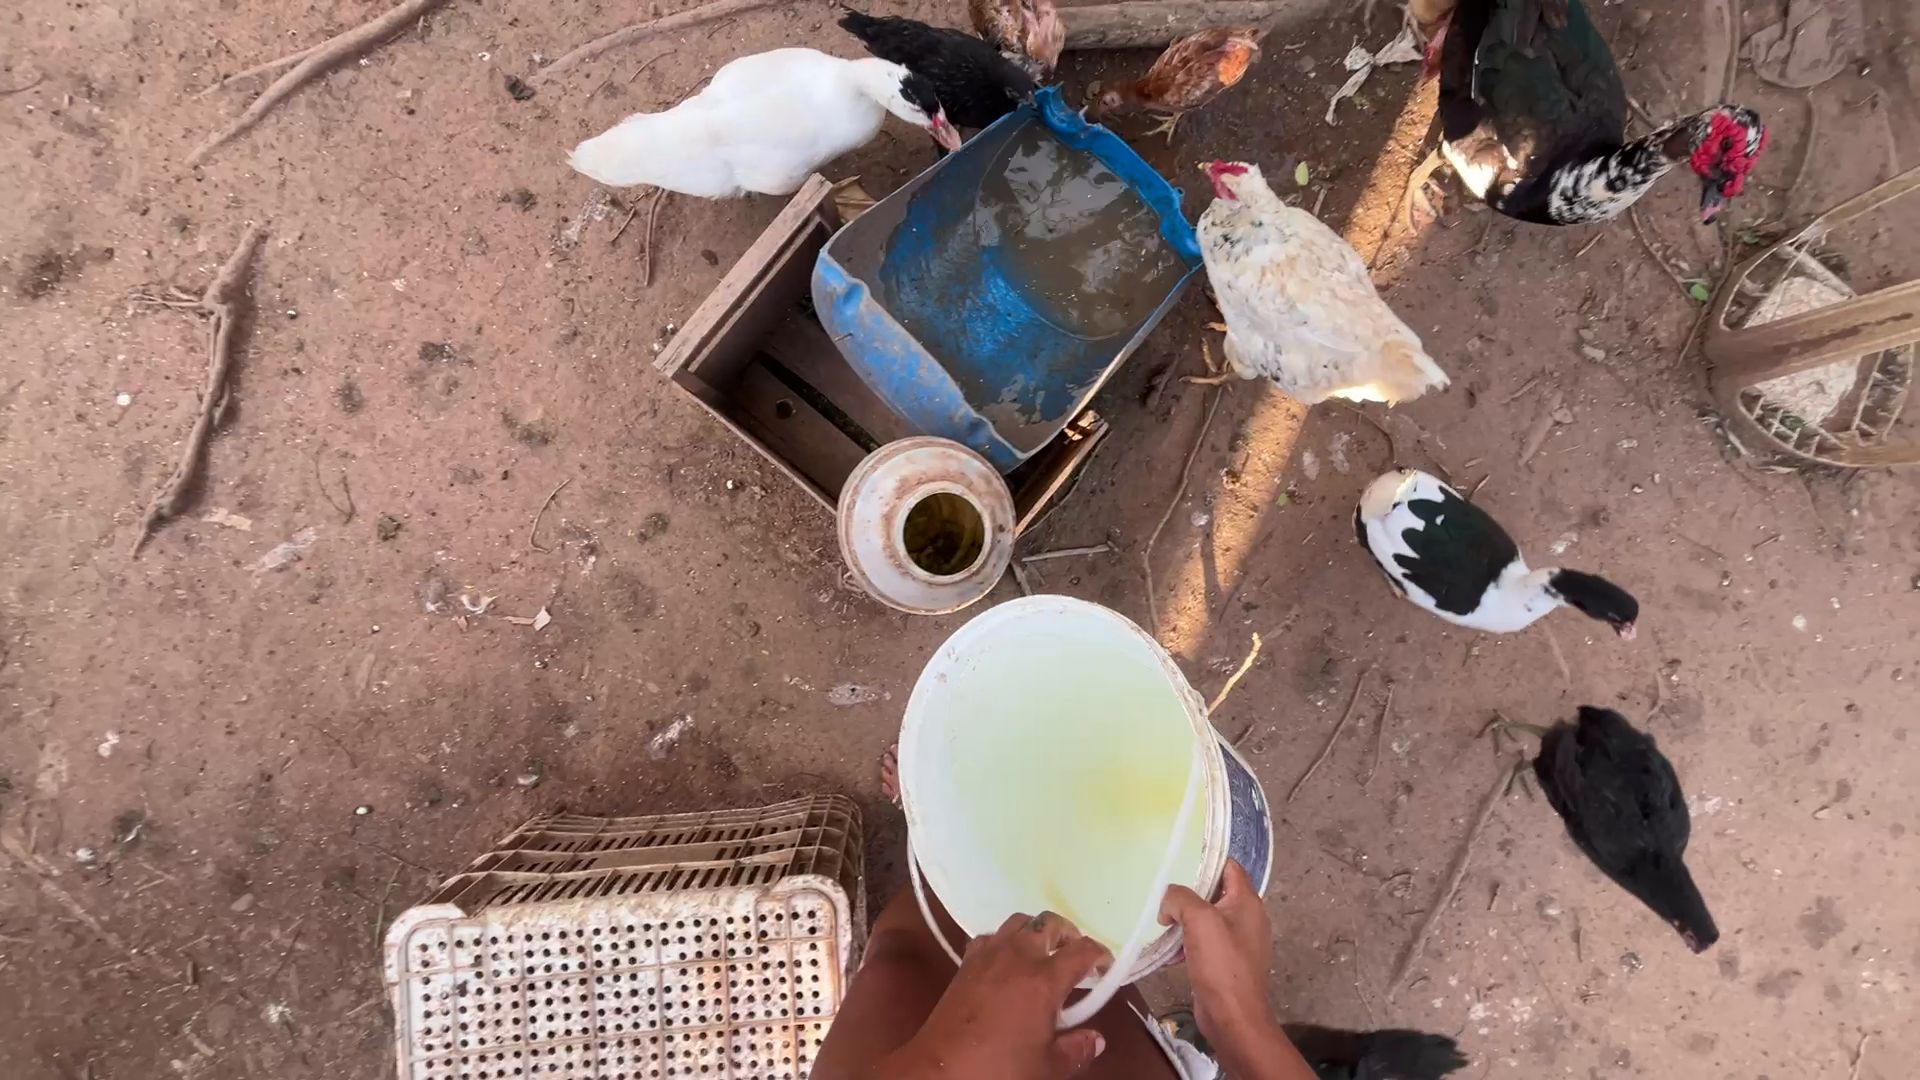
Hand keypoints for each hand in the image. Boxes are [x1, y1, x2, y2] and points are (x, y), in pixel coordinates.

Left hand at [882, 911, 1112, 1079]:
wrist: (943, 1068)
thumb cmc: (1001, 1068)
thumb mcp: (1047, 1069)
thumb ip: (1076, 1050)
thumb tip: (1096, 1039)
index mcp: (1044, 979)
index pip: (1081, 951)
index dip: (1099, 953)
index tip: (1105, 965)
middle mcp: (1019, 955)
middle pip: (1049, 923)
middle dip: (1067, 934)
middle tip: (1075, 955)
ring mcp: (991, 951)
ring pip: (1019, 921)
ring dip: (1036, 931)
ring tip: (1043, 953)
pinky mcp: (968, 958)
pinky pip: (992, 935)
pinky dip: (1005, 940)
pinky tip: (1006, 961)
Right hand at [1159, 860, 1284, 1067]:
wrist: (1233, 1018)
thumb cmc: (1221, 963)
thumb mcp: (1198, 918)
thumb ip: (1179, 897)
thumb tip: (1168, 902)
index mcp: (1247, 902)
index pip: (1229, 866)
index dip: (1207, 858)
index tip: (1180, 856)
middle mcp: (1246, 917)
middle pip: (1215, 890)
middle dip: (1189, 889)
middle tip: (1165, 888)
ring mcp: (1237, 941)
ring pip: (1206, 915)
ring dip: (1185, 915)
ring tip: (1163, 917)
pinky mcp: (1226, 960)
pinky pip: (1204, 938)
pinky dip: (1187, 937)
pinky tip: (1169, 944)